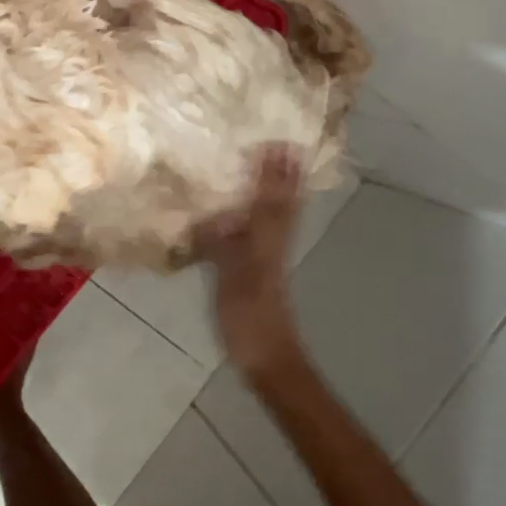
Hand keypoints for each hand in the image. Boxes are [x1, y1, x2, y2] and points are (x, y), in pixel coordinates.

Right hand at [198, 145, 306, 378]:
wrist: (270, 362)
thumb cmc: (250, 323)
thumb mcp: (235, 281)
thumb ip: (226, 246)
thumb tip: (219, 212)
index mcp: (265, 245)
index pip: (271, 202)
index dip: (272, 174)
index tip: (275, 143)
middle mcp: (271, 246)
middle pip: (282, 205)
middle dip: (283, 176)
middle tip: (285, 146)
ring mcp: (269, 260)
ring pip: (279, 218)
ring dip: (281, 191)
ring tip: (280, 167)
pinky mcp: (262, 274)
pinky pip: (268, 234)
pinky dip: (268, 215)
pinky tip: (256, 212)